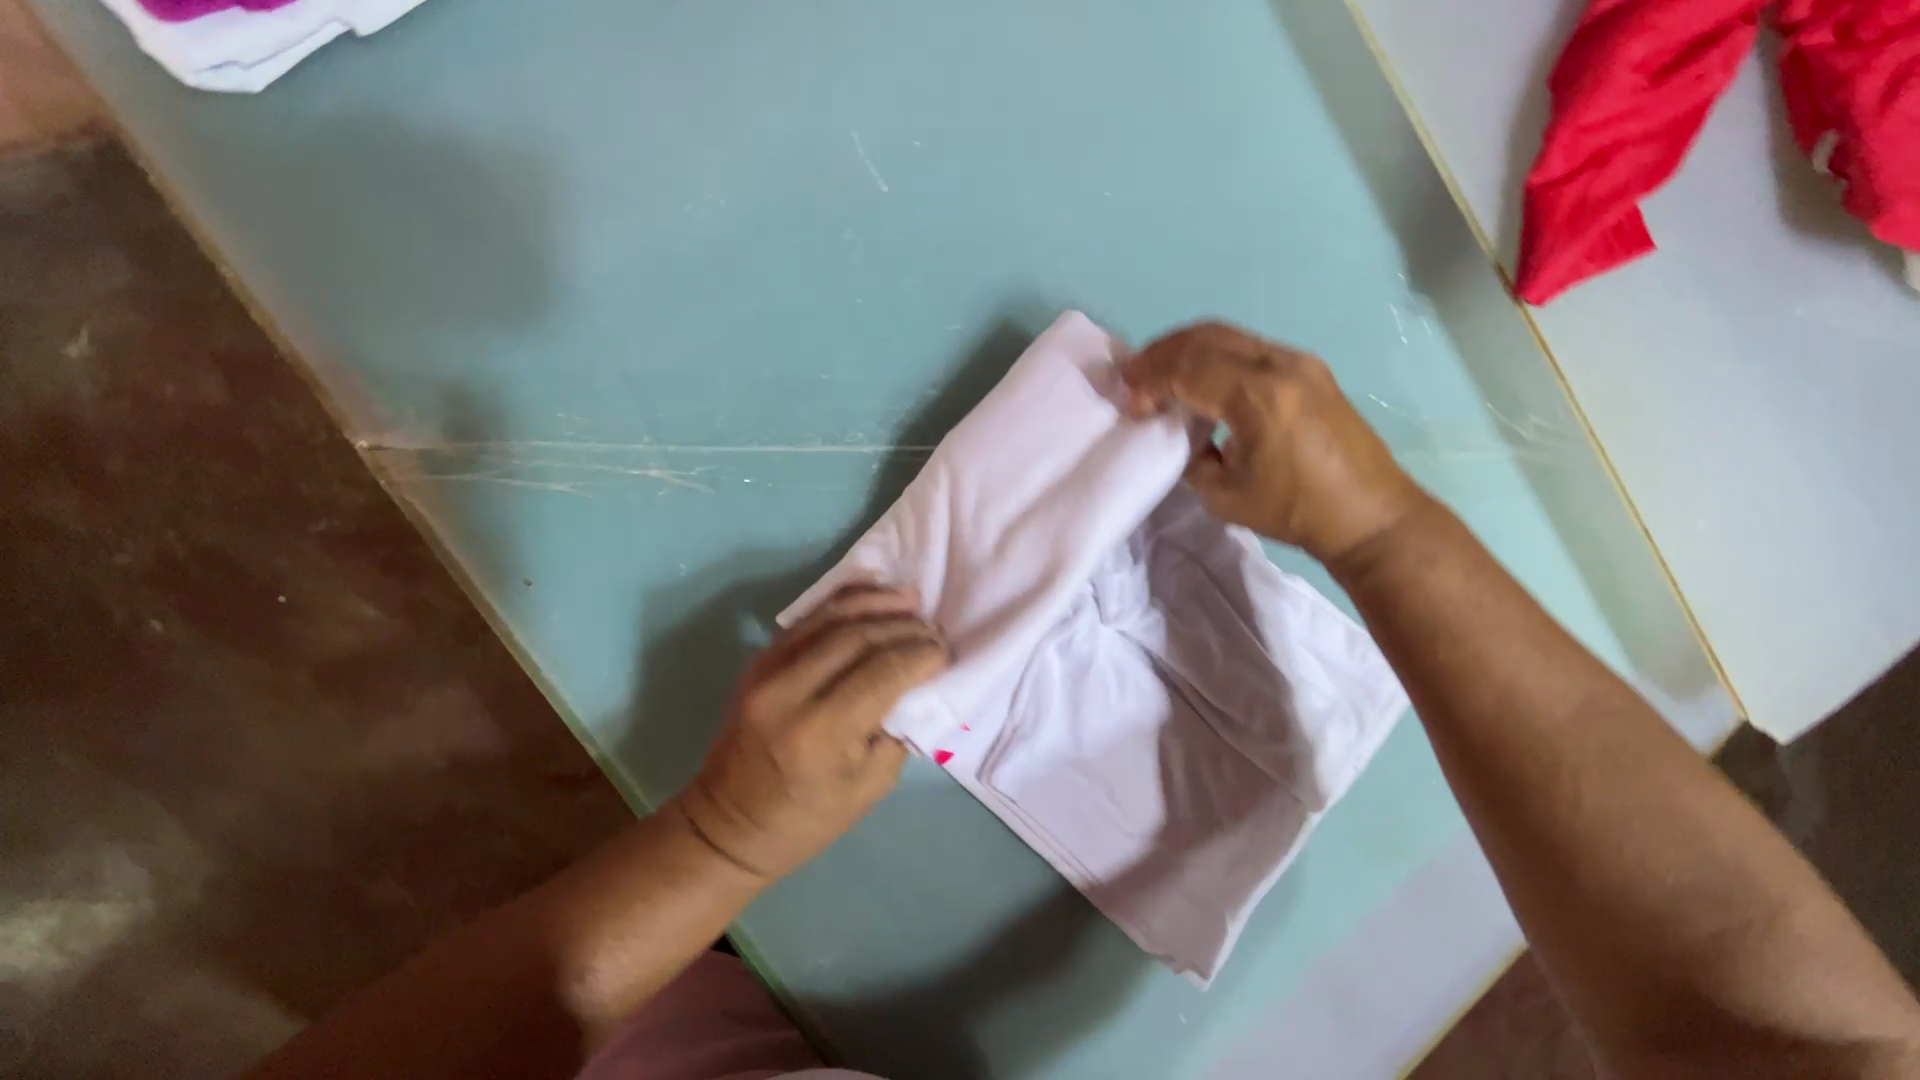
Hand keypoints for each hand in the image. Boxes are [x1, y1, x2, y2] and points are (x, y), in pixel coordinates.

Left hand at [673, 584, 947, 880]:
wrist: (728, 827)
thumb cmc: (806, 820)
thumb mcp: (870, 787)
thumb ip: (896, 729)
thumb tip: (917, 683)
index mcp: (821, 733)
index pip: (882, 672)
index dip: (920, 656)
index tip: (944, 653)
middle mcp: (789, 692)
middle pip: (857, 637)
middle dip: (904, 628)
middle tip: (934, 630)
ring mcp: (765, 672)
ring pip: (829, 617)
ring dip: (876, 603)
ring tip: (911, 600)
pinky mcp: (756, 663)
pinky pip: (805, 621)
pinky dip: (842, 604)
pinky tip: (871, 597)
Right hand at [1123, 321, 1428, 565]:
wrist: (1368, 514)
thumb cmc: (1293, 511)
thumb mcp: (1223, 495)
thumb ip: (1193, 455)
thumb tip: (1180, 431)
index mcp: (1258, 397)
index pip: (1187, 370)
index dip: (1150, 383)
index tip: (1130, 406)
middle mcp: (1280, 365)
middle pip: (1205, 337)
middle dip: (1161, 353)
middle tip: (1132, 375)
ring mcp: (1299, 361)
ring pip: (1228, 335)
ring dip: (1187, 350)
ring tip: (1159, 373)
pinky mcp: (1309, 369)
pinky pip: (1249, 347)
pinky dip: (1214, 356)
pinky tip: (1201, 379)